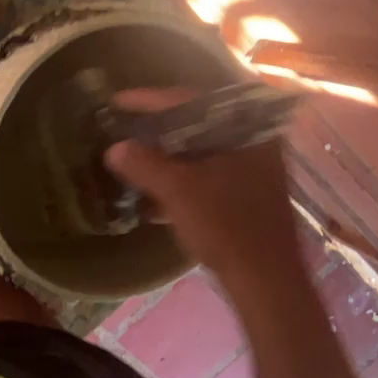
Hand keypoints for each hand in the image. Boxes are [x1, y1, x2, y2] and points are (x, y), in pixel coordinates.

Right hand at [103, 89, 302, 304]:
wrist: (263, 276)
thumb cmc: (226, 226)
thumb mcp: (179, 191)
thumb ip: (145, 165)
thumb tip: (114, 148)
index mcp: (246, 127)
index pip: (192, 101)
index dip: (150, 101)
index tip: (116, 102)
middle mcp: (254, 139)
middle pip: (196, 123)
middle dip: (157, 129)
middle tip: (123, 128)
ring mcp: (252, 167)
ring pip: (199, 151)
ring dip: (165, 156)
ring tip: (130, 160)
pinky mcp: (244, 193)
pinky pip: (204, 174)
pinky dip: (178, 179)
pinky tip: (151, 193)